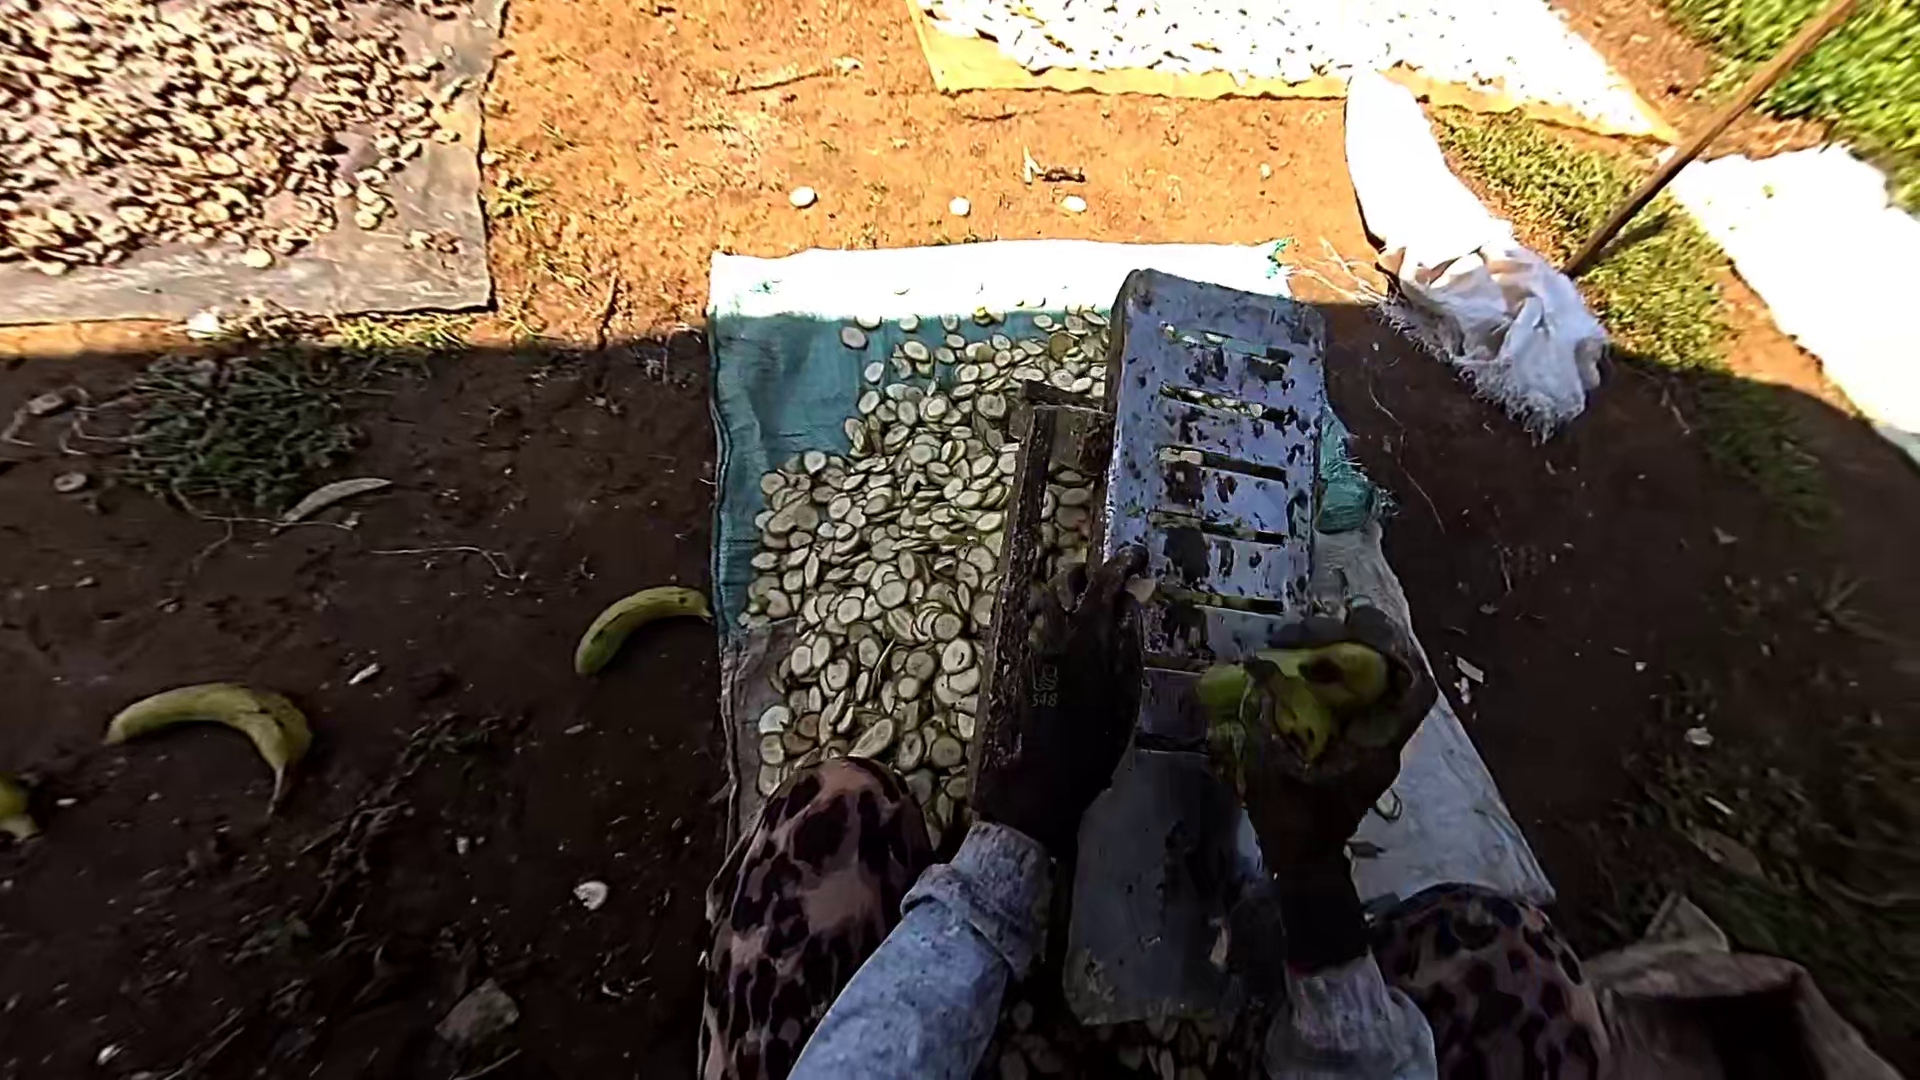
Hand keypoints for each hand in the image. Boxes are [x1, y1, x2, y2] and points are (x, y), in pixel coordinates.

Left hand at [971, 545, 1146, 854]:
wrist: (1048, 771)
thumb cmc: (1097, 737)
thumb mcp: (1125, 690)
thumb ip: (1126, 639)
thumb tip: (1132, 599)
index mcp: (1084, 638)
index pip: (1101, 585)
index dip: (1120, 565)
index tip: (1136, 556)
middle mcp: (1054, 633)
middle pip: (1062, 583)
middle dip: (1085, 572)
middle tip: (1109, 576)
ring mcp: (1035, 645)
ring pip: (1048, 602)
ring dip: (1070, 593)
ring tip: (1094, 604)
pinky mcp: (1027, 660)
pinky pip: (1043, 624)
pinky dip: (1061, 616)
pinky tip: (1078, 635)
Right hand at [1232, 606, 1434, 874]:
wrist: (1301, 858)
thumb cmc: (1293, 818)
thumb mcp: (1274, 765)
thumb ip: (1268, 714)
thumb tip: (1258, 666)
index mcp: (1378, 744)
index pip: (1415, 688)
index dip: (1396, 648)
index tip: (1358, 620)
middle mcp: (1382, 737)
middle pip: (1388, 676)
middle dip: (1352, 643)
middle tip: (1304, 629)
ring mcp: (1365, 738)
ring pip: (1368, 684)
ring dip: (1338, 656)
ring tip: (1295, 639)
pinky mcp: (1346, 741)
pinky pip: (1347, 696)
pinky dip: (1325, 675)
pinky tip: (1294, 665)